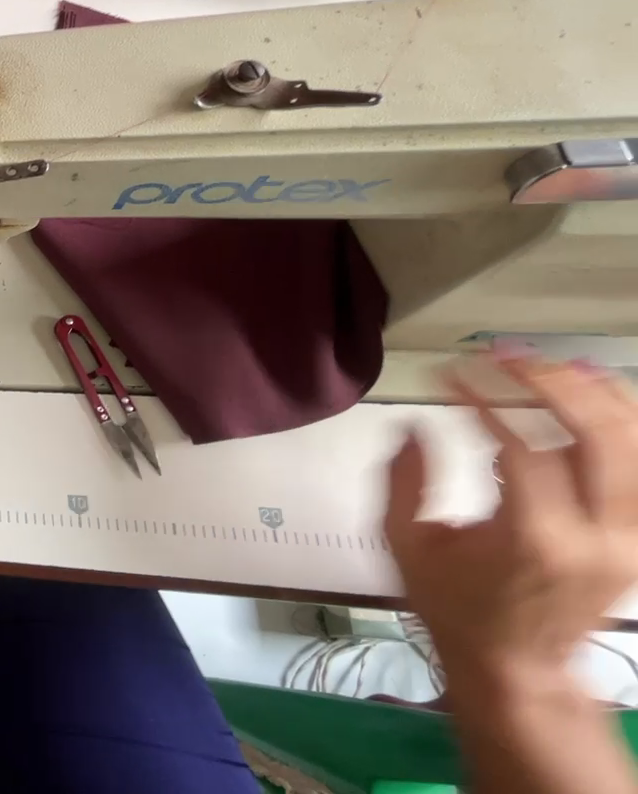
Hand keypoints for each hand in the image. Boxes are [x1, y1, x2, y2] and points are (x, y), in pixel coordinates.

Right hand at [385, 357, 637, 680]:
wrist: (517, 660)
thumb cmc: (450, 600)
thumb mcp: (405, 541)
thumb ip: (403, 480)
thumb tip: (413, 426)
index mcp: (535, 537)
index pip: (522, 448)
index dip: (485, 402)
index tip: (448, 376)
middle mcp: (601, 535)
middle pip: (602, 440)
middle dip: (554, 387)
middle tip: (509, 358)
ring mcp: (633, 538)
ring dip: (599, 399)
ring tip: (557, 364)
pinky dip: (622, 428)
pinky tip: (595, 398)